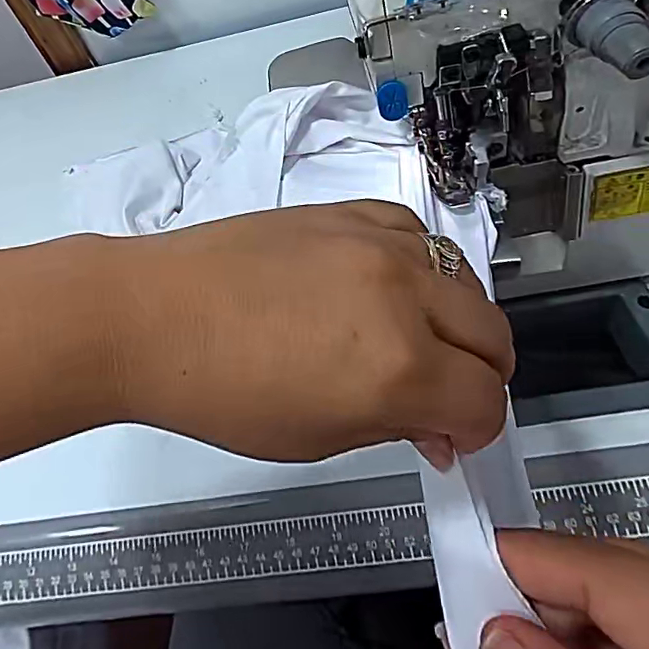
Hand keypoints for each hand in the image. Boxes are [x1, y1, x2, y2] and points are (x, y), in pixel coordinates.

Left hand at [102, 201, 512, 462]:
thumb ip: (394, 425)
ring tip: (411, 334)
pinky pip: (414, 230)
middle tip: (437, 391)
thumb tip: (437, 427)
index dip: (473, 430)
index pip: (486, 402)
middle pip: (493, 334)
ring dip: (454, 315)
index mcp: (397, 366)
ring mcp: (375, 241)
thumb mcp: (315, 437)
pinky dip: (419, 263)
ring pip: (463, 276)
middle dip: (478, 374)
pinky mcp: (346, 211)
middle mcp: (402, 293)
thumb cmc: (221, 392)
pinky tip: (387, 282)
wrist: (156, 313)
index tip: (445, 434)